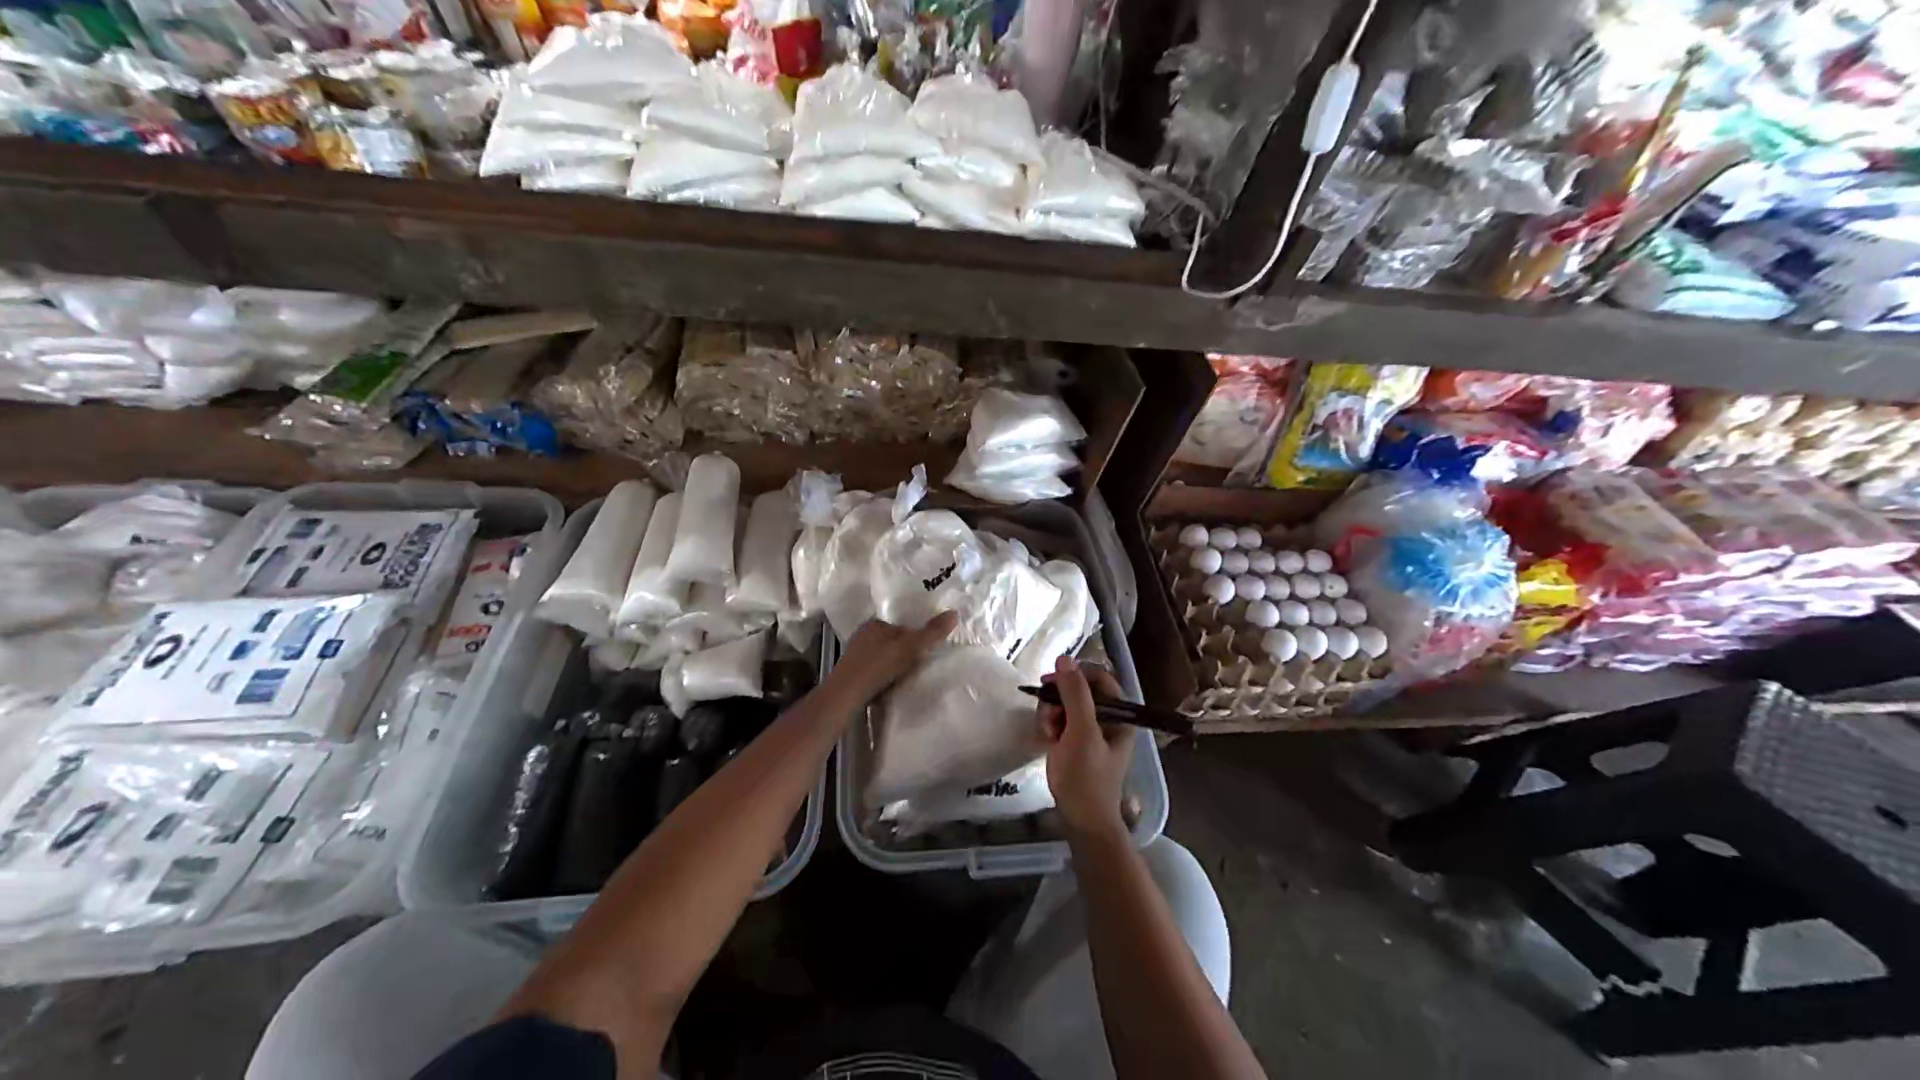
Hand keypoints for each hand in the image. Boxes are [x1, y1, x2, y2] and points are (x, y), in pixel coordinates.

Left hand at [831, 611, 958, 700]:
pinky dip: (885, 676)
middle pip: (892, 640)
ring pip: (883, 657)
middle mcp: (862, 636)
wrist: (846, 696)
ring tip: (911, 675)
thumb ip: (932, 632)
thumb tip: (954, 612)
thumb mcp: (910, 647)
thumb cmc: (878, 665)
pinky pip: (875, 671)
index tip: (928, 645)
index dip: (915, 632)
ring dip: (895, 664)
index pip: (900, 623)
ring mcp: (855, 656)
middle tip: (922, 661)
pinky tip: (893, 685)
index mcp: (874, 623)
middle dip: (905, 649)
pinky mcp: (853, 675)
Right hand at [1041, 655, 1134, 841]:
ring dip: (1053, 713)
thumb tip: (1064, 659)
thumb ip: (1074, 694)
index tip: (1051, 680)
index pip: (1100, 678)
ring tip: (1048, 732)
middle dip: (1059, 698)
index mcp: (1120, 715)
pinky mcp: (1076, 745)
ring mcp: (1092, 733)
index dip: (1076, 674)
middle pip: (1080, 691)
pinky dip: (1052, 726)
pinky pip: (1062, 722)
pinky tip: (1048, 740)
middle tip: (1048, 713)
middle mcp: (1109, 720)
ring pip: (1067, 706)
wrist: (1082, 821)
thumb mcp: (1081, 731)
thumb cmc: (1086, 777)